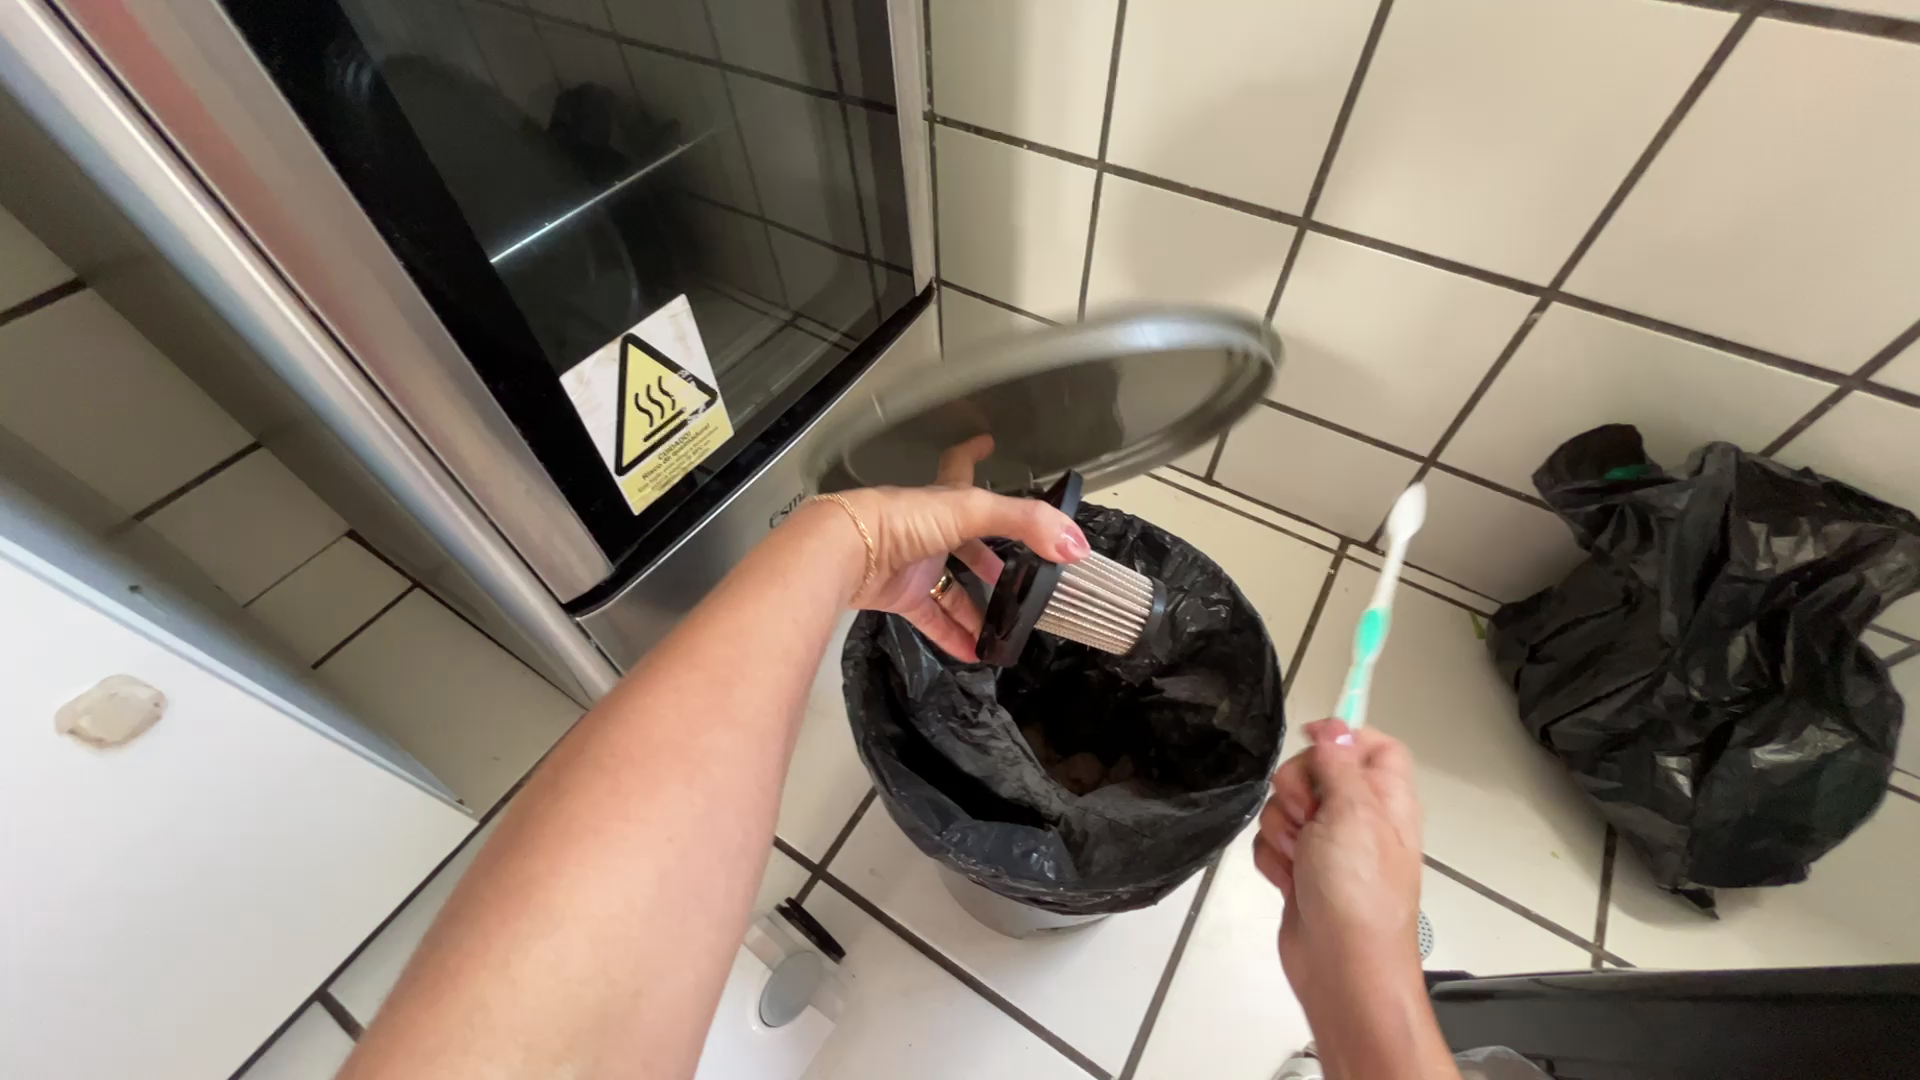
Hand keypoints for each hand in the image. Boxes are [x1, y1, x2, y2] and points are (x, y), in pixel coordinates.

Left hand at [820, 435, 1089, 660]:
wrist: (846, 551)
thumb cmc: (905, 520)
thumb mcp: (972, 512)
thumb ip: (1027, 524)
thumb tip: (1076, 546)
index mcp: (944, 499)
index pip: (961, 467)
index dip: (974, 453)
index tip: (987, 442)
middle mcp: (929, 527)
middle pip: (965, 540)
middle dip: (991, 556)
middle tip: (1022, 574)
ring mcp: (914, 562)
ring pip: (952, 586)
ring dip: (977, 608)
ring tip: (1007, 628)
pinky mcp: (900, 595)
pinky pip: (932, 618)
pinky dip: (953, 635)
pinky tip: (975, 653)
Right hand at [1254, 718, 1423, 1013]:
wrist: (1342, 967)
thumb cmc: (1357, 890)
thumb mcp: (1353, 813)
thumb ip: (1340, 764)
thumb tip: (1336, 726)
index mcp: (1384, 799)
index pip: (1372, 745)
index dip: (1342, 735)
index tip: (1310, 738)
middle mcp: (1358, 817)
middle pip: (1315, 770)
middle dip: (1295, 788)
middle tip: (1307, 817)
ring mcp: (1328, 844)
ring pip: (1285, 805)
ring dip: (1280, 827)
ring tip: (1300, 859)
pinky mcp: (1301, 867)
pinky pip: (1272, 840)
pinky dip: (1273, 857)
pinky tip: (1289, 880)